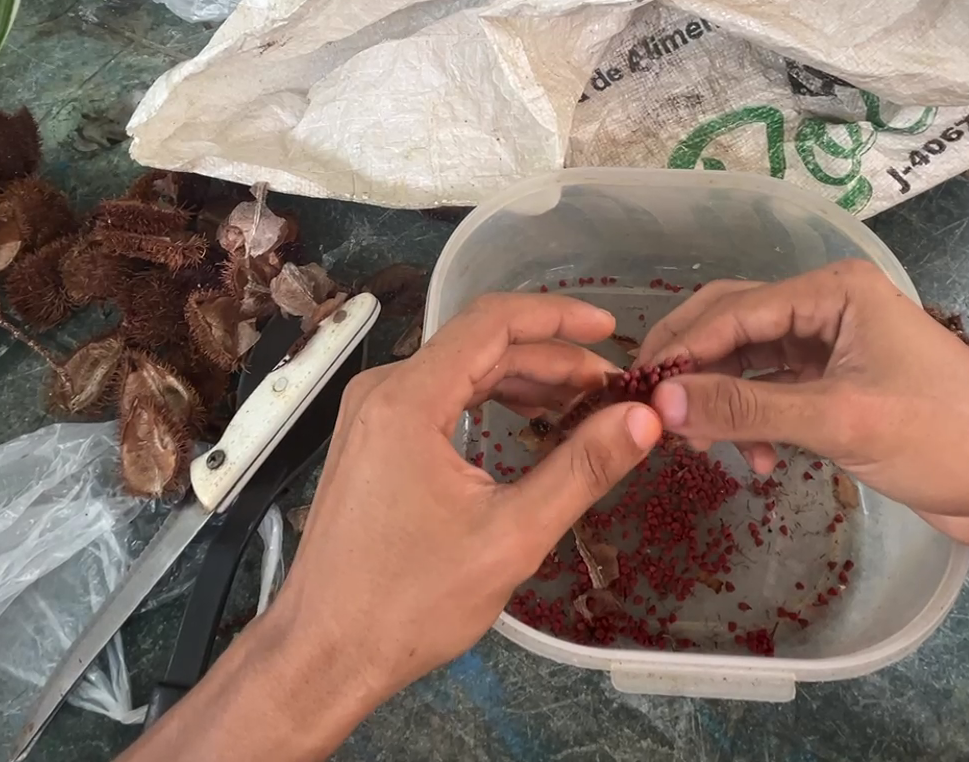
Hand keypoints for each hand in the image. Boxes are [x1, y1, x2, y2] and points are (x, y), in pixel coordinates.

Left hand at [273, 293, 662, 701]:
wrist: (324, 652)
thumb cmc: (411, 601)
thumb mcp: (510, 536)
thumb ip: (581, 469)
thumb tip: (643, 419)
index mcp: (409, 397)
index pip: (491, 322)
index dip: (556, 316)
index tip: (609, 329)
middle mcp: (385, 388)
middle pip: (480, 346)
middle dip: (551, 359)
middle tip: (610, 389)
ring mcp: (374, 410)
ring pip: (463, 369)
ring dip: (524, 380)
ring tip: (583, 405)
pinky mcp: (375, 435)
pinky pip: (442, 396)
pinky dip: (491, 400)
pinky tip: (530, 422)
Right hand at [639, 260, 968, 546]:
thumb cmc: (945, 438)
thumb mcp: (839, 420)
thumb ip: (746, 408)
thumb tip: (660, 405)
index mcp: (831, 289)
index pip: (733, 311)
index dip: (681, 349)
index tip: (638, 390)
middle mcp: (824, 306)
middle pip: (733, 326)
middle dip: (695, 370)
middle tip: (656, 411)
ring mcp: (829, 345)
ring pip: (747, 362)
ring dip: (725, 402)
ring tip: (706, 447)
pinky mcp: (834, 384)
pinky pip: (772, 392)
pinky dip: (756, 422)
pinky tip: (760, 462)